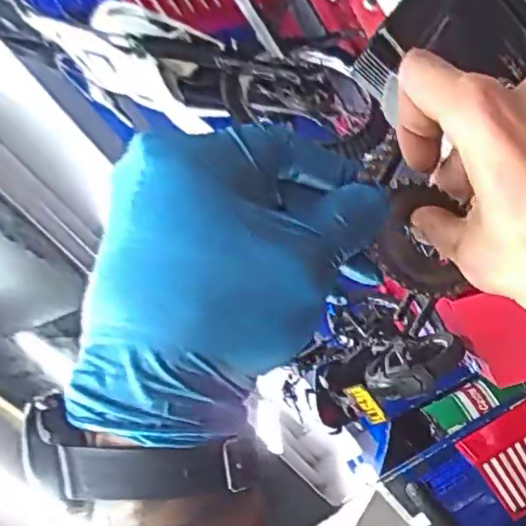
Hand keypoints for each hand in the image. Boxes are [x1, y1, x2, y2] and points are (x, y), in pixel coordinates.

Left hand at [66, 126, 387, 446]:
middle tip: (360, 247)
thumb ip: (345, 222)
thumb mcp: (307, 261)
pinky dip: (273, 258)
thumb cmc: (215, 316)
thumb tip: (368, 202)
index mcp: (189, 160)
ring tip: (340, 276)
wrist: (161, 378)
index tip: (367, 199)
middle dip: (326, 221)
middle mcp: (162, 177)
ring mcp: (157, 216)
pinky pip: (232, 241)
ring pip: (253, 216)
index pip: (284, 147)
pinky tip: (303, 284)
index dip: (338, 176)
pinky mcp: (163, 253)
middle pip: (269, 184)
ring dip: (305, 245)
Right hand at [393, 50, 525, 354]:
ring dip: (490, 160)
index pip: (418, 77)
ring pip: (503, 121)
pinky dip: (524, 162)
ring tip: (498, 213)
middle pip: (464, 105)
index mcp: (487, 116)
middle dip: (455, 153)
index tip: (421, 160)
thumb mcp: (474, 254)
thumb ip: (434, 224)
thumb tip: (427, 218)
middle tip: (461, 200)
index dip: (408, 122)